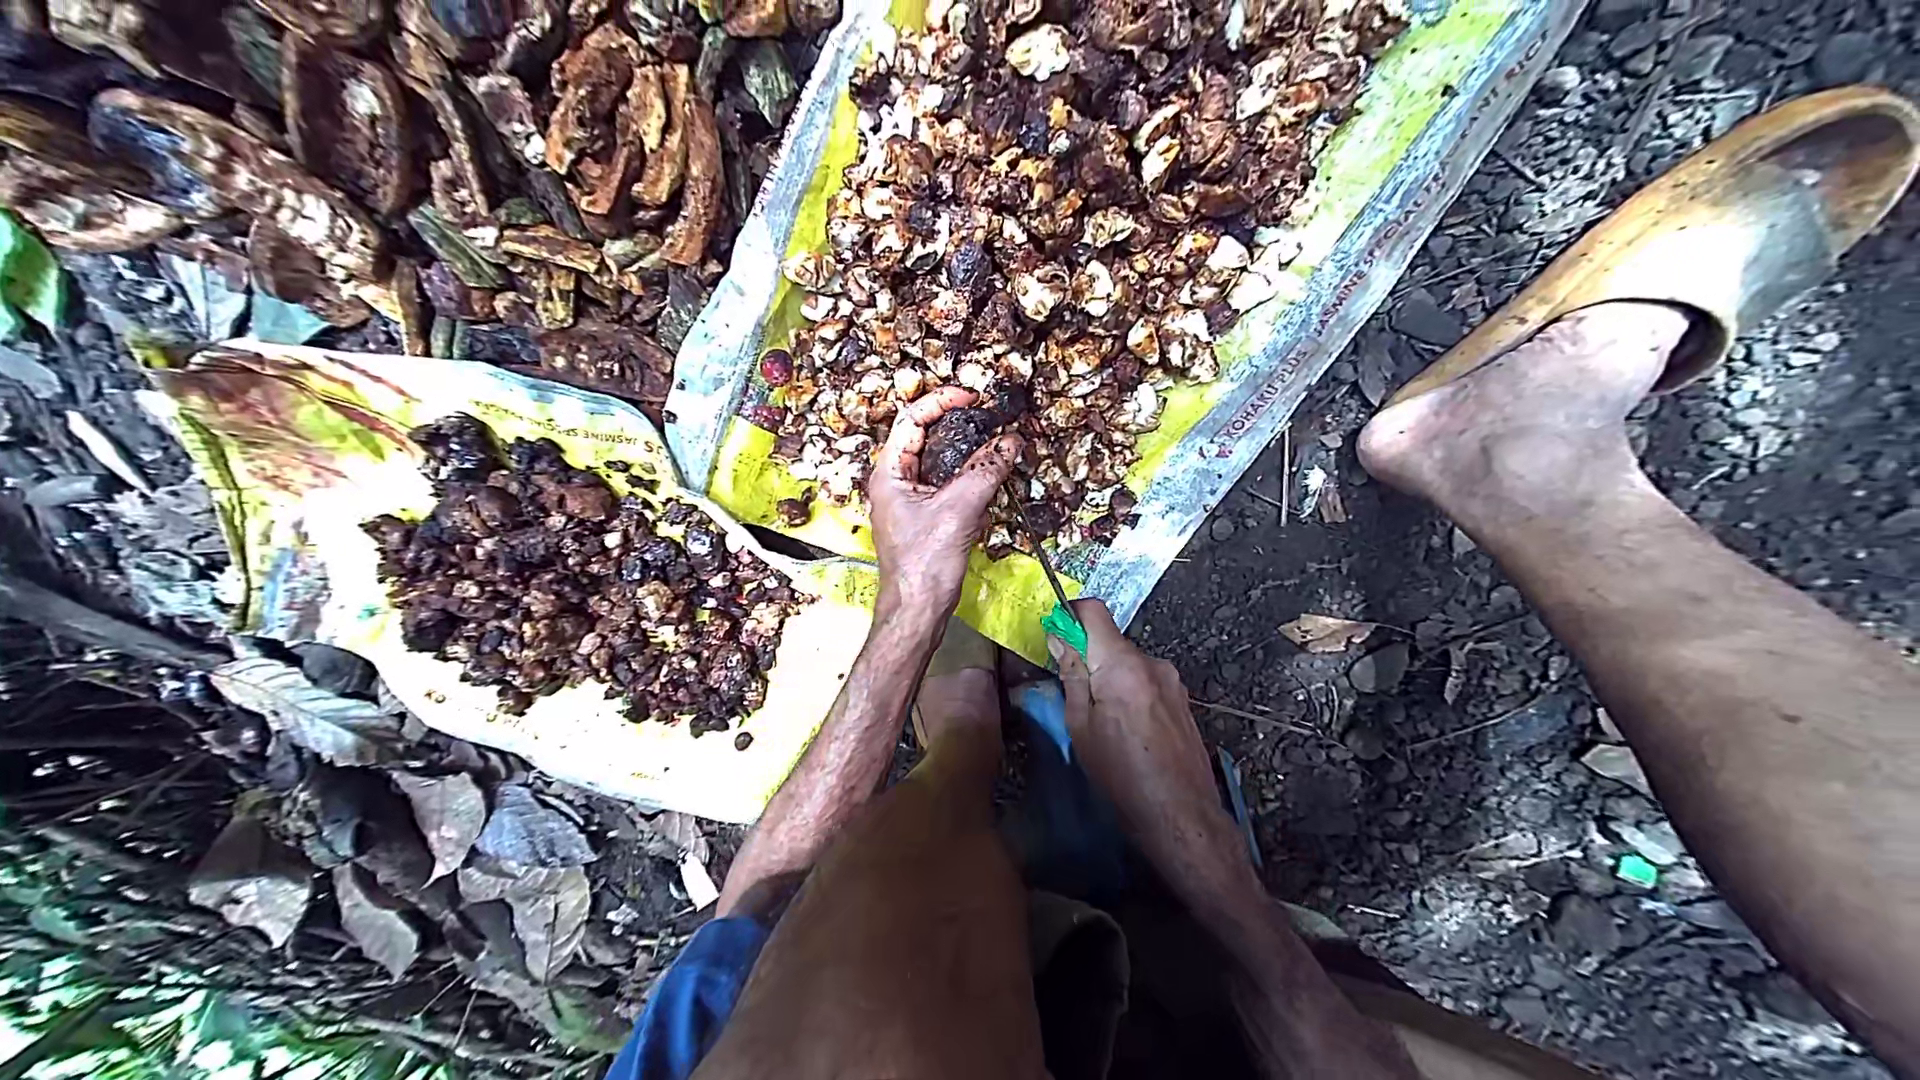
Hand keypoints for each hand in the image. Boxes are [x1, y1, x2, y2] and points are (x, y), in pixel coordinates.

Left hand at [868, 386, 1021, 617]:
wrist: (918, 610)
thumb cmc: (924, 565)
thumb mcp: (959, 510)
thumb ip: (986, 470)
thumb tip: (1009, 441)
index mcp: (889, 472)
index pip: (911, 419)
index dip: (941, 401)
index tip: (971, 397)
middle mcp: (894, 482)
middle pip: (926, 437)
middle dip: (959, 426)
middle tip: (988, 419)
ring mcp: (909, 500)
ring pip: (939, 462)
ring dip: (967, 454)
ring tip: (993, 447)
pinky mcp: (924, 517)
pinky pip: (946, 485)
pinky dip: (967, 479)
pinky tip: (987, 483)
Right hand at [1051, 600, 1256, 904]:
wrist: (1181, 816)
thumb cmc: (1120, 774)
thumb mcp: (1081, 726)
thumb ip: (1072, 675)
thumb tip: (1060, 639)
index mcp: (1122, 664)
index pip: (1094, 611)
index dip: (1070, 614)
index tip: (1055, 634)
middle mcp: (1152, 662)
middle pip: (1111, 641)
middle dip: (1088, 656)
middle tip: (1072, 692)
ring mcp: (1172, 681)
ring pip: (1129, 664)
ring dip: (1111, 677)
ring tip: (1104, 721)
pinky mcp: (1183, 700)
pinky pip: (1147, 681)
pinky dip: (1131, 691)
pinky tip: (1129, 730)